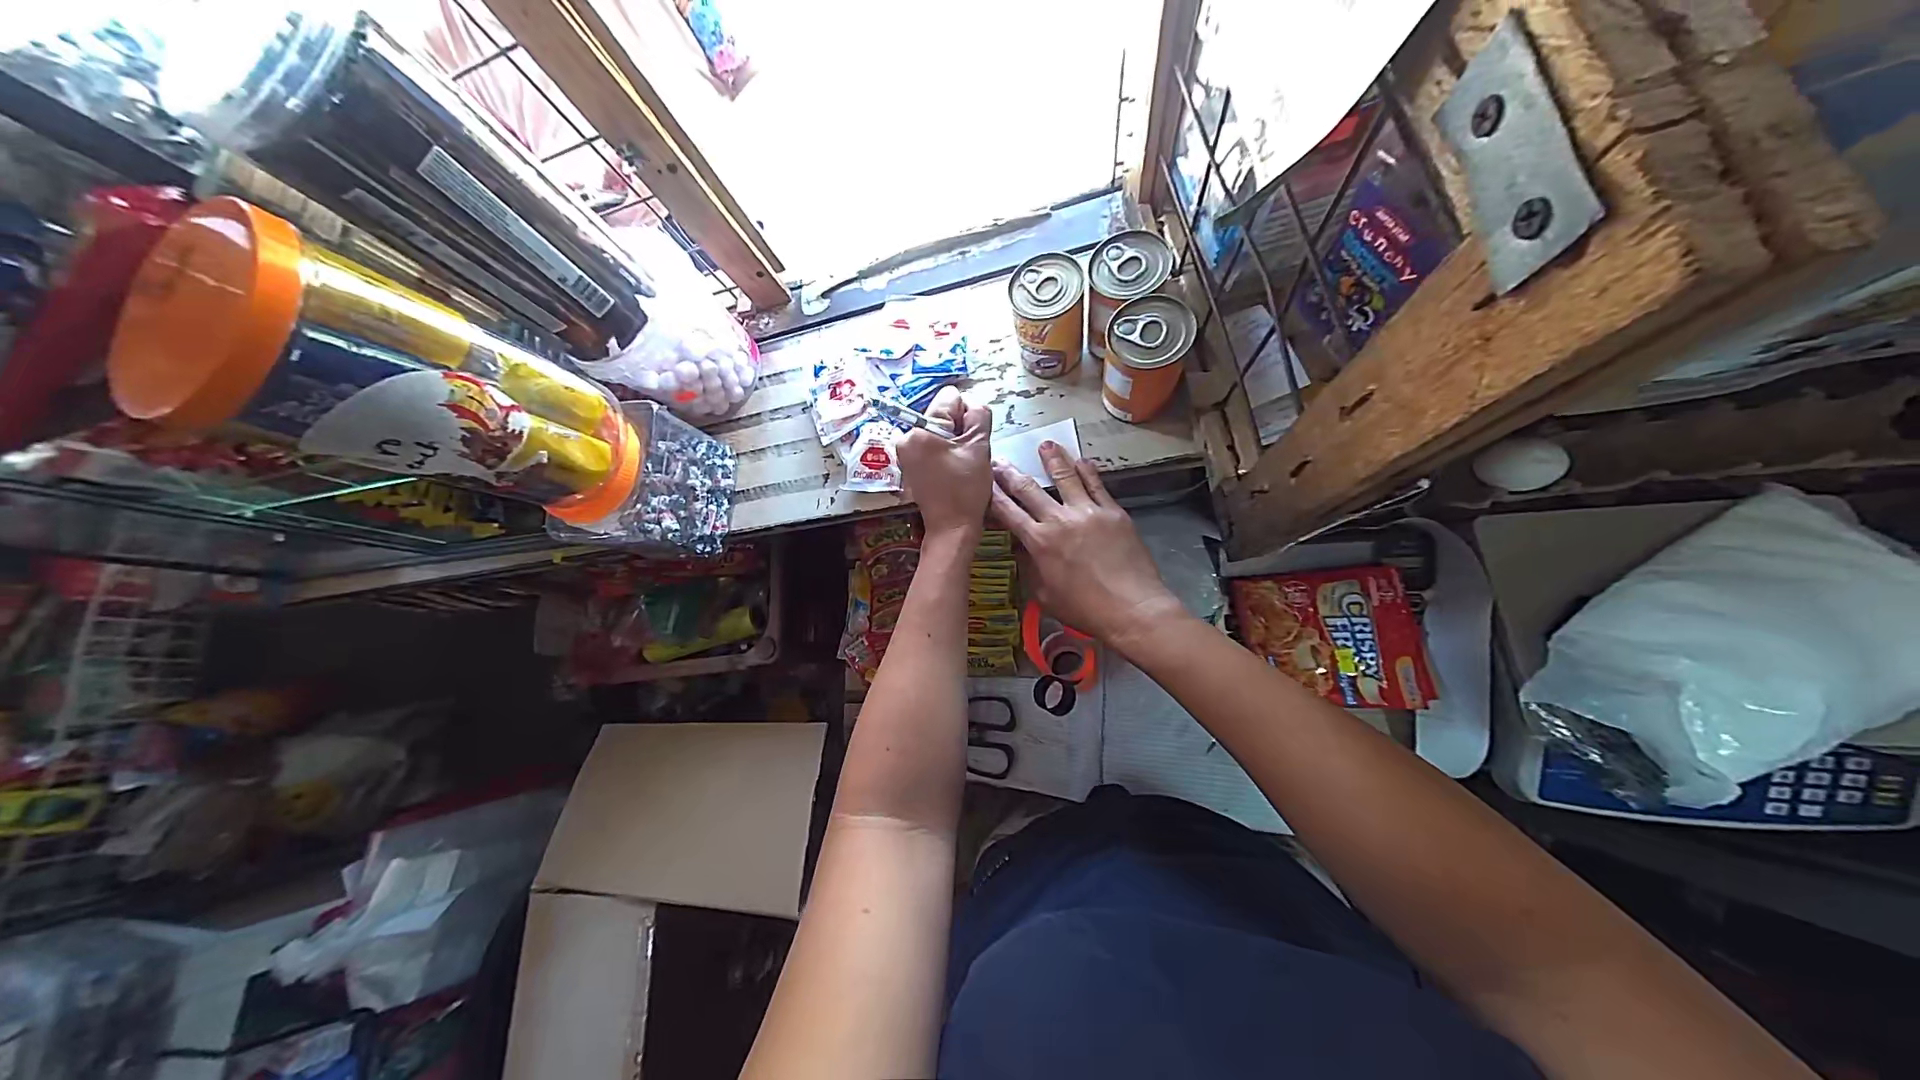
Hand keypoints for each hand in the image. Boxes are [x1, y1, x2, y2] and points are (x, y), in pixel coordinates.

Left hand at [897, 387, 991, 540]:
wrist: (951, 527)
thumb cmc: (965, 490)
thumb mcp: (979, 447)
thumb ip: (979, 415)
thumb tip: (972, 404)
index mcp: (921, 430)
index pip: (950, 398)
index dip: (967, 414)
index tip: (970, 439)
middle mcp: (906, 437)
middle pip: (942, 414)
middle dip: (959, 429)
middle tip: (966, 455)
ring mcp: (905, 452)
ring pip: (939, 430)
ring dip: (953, 442)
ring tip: (960, 465)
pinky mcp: (910, 464)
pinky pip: (932, 446)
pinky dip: (944, 453)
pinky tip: (952, 471)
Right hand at [989, 441, 1185, 652]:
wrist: (1132, 607)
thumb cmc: (1085, 609)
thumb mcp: (1045, 596)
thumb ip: (1030, 569)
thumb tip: (1020, 549)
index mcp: (1039, 542)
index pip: (1008, 512)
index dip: (992, 495)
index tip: (982, 481)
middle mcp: (1060, 520)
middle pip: (1029, 489)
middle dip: (1010, 473)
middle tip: (1000, 459)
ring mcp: (1088, 512)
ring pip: (1066, 477)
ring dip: (1052, 459)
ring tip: (1045, 444)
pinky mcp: (1113, 512)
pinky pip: (1097, 485)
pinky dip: (1088, 471)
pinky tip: (1081, 460)